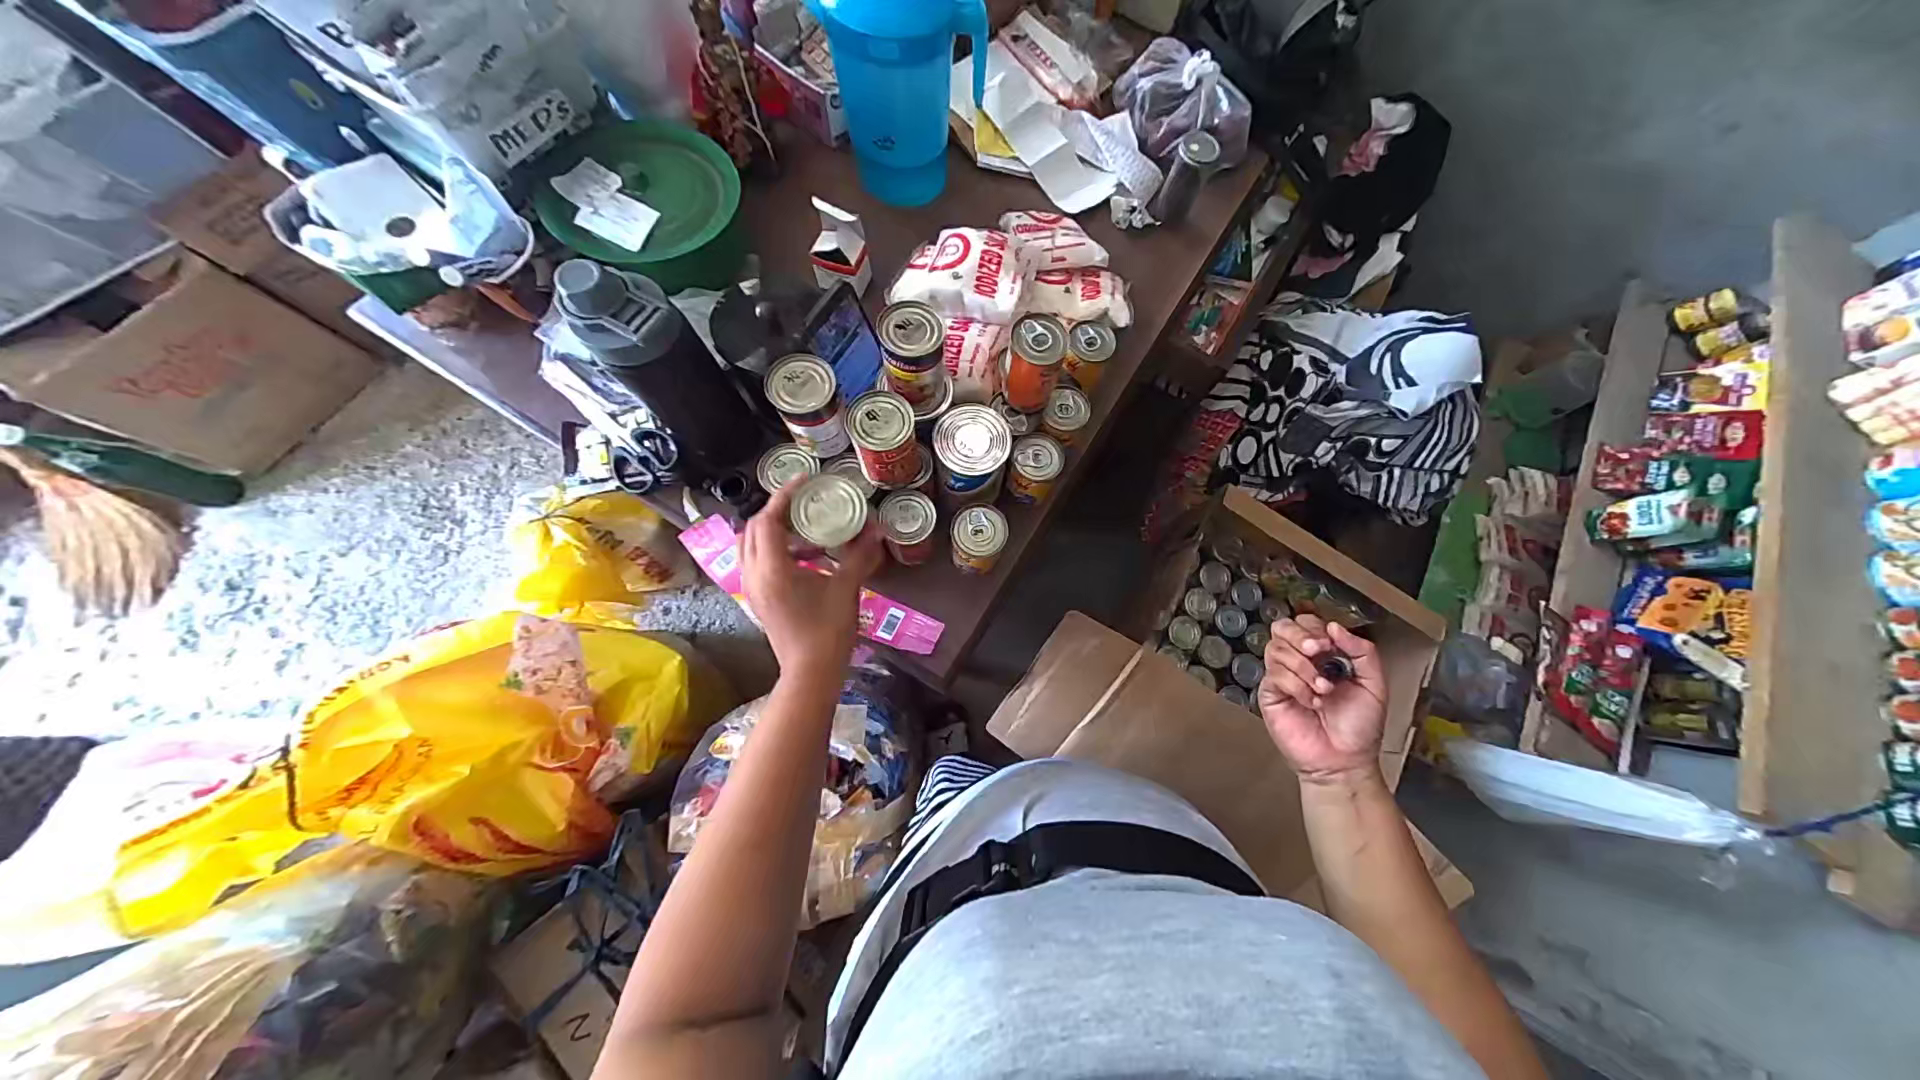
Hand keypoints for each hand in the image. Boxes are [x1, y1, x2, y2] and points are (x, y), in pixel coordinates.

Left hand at [739, 481, 884, 677]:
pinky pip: (758, 563)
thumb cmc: (827, 631)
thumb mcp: (846, 588)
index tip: (803, 481)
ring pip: (751, 546)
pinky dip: (776, 551)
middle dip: (776, 512)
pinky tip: (807, 558)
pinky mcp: (759, 600)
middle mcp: (754, 575)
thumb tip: (876, 529)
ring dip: (774, 532)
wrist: (810, 673)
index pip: (767, 520)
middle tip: (804, 503)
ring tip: (806, 530)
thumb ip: (859, 555)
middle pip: (753, 529)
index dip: (783, 496)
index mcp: (771, 568)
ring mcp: (752, 589)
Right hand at [1257, 615, 1388, 785]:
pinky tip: (1312, 702)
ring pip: (1276, 649)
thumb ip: (1362, 651)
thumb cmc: (1359, 726)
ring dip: (1304, 667)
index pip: (1306, 623)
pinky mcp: (1270, 694)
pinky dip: (1297, 686)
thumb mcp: (1374, 684)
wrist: (1344, 760)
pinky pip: (1274, 676)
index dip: (1314, 627)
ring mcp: (1281, 676)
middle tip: (1317, 652)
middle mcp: (1299, 661)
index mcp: (1323, 654)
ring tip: (1323, 690)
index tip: (1329, 643)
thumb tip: (1335, 627)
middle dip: (1300, 636)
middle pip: (1282, 627)